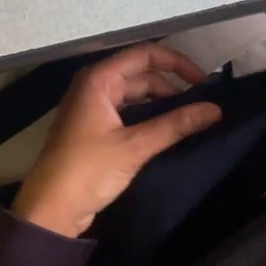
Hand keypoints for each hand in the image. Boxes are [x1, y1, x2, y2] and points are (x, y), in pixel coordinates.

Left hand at [11, 45, 224, 237]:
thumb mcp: (134, 147)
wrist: (50, 209)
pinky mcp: (96, 129)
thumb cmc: (87, 171)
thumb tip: (215, 109)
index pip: (145, 55)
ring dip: (163, 103)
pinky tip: (171, 130)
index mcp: (99, 80)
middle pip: (142, 75)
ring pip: (136, 95)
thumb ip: (175, 125)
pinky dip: (150, 117)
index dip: (177, 63)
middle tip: (204, 105)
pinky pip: (129, 113)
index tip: (204, 81)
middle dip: (173, 86)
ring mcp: (94, 108)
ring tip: (193, 117)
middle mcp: (95, 86)